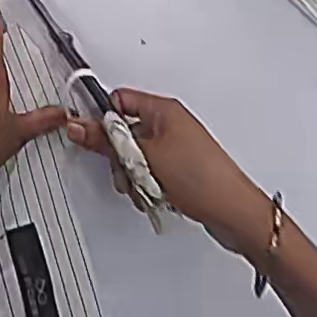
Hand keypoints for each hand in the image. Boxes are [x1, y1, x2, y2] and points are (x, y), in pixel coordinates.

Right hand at [65, 88, 271, 258]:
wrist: (237, 216)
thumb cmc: (204, 179)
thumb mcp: (143, 157)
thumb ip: (106, 141)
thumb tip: (79, 126)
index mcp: (163, 109)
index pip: (118, 100)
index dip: (103, 117)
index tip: (93, 134)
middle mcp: (169, 124)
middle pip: (123, 130)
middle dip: (119, 154)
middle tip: (126, 167)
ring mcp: (175, 147)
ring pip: (134, 154)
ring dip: (131, 173)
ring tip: (144, 186)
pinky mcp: (179, 169)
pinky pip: (148, 170)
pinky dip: (145, 183)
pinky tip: (153, 194)